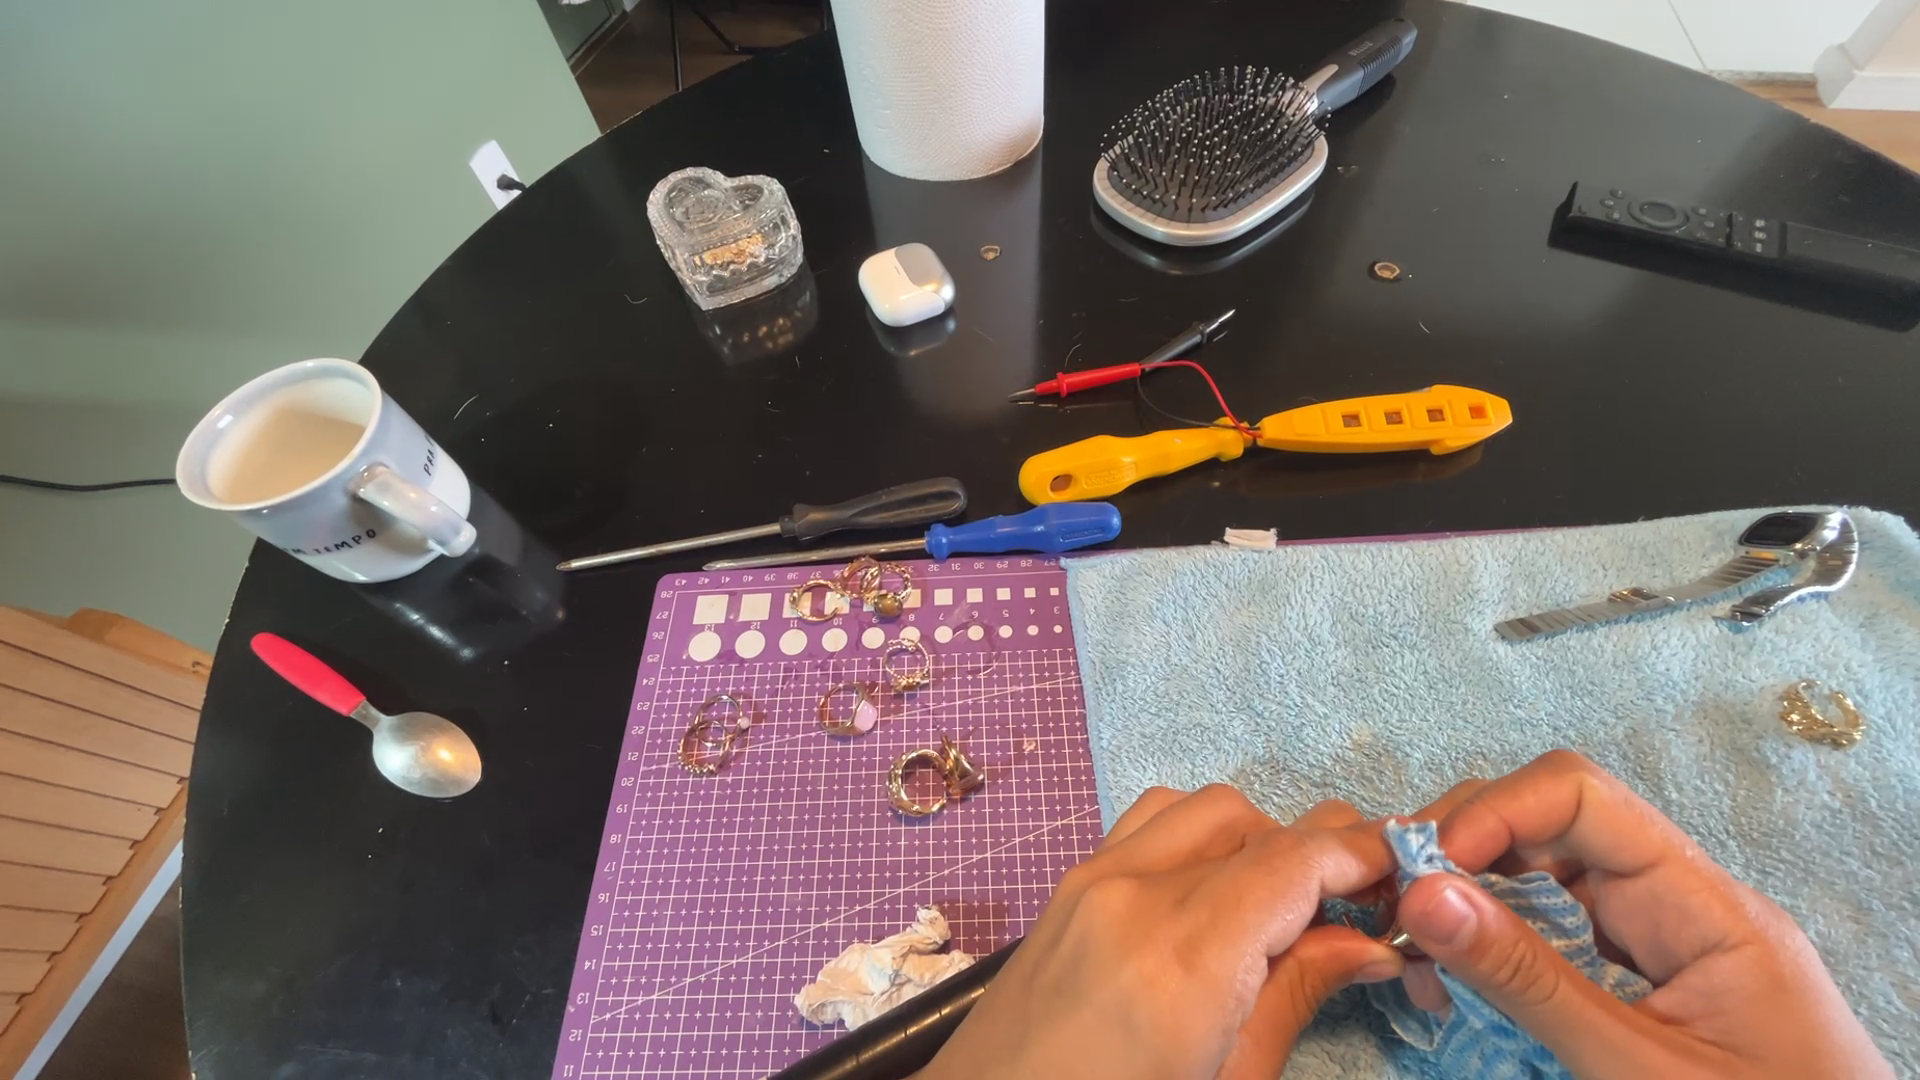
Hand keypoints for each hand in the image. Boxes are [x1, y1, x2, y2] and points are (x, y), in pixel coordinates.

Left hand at [919, 786, 1405, 1079]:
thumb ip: (1295, 997)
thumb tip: (1373, 944)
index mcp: (1182, 954)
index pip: (1289, 862)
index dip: (1358, 855)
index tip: (1407, 870)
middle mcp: (1134, 888)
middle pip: (1246, 820)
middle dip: (1311, 849)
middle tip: (1346, 911)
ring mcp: (1093, 874)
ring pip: (1197, 807)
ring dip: (1251, 835)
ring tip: (1273, 905)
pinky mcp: (1071, 877)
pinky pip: (1146, 820)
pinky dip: (1195, 833)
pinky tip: (1207, 889)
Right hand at [1393, 750, 1892, 1078]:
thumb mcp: (1641, 1075)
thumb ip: (1530, 983)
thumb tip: (1418, 893)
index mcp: (1703, 906)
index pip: (1578, 794)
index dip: (1492, 811)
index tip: (1430, 871)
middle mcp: (1666, 898)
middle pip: (1535, 820)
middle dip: (1453, 850)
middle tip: (1398, 908)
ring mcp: (1637, 931)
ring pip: (1521, 867)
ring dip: (1454, 896)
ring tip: (1412, 951)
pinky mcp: (1613, 966)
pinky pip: (1528, 921)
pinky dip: (1474, 937)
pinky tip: (1446, 976)